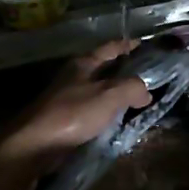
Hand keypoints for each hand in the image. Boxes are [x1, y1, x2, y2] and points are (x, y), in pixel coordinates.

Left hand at [0, 41, 152, 163]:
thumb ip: (132, 88)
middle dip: (126, 73)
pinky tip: (122, 122)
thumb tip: (145, 92)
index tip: (145, 45)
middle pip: (105, 70)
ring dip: (119, 96)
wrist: (37, 144)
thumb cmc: (73, 114)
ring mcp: (69, 99)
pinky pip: (94, 112)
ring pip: (100, 93)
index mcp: (82, 65)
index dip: (128, 45)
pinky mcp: (66, 120)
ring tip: (142, 103)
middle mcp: (74, 78)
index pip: (109, 48)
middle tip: (152, 79)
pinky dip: (109, 114)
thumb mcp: (109, 95)